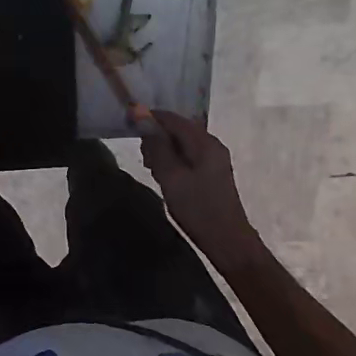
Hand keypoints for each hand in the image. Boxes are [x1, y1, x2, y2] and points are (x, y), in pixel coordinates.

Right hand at [140, 110, 253, 250]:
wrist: (227, 240)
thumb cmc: (197, 208)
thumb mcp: (171, 176)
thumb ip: (157, 146)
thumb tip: (141, 116)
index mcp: (204, 142)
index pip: (172, 118)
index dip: (149, 119)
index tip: (129, 128)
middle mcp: (212, 144)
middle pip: (178, 128)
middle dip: (157, 137)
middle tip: (144, 159)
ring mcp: (214, 158)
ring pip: (182, 143)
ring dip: (163, 150)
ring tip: (152, 169)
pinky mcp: (212, 171)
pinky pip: (188, 155)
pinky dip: (173, 160)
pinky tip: (165, 176)